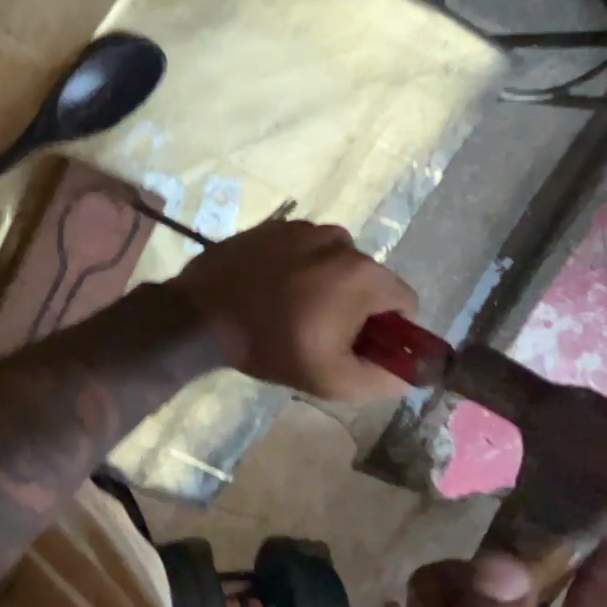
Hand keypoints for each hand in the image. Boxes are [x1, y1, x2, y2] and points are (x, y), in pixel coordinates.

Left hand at [168, 219, 417, 401]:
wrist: (199, 315)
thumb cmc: (270, 346)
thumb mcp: (332, 379)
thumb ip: (382, 379)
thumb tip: (407, 374)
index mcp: (364, 274)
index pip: (404, 303)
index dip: (387, 330)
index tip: (356, 345)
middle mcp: (339, 240)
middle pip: (367, 280)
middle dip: (354, 306)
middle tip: (317, 330)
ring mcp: (300, 228)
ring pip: (332, 261)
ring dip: (323, 283)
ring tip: (288, 309)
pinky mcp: (268, 227)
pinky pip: (299, 249)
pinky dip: (293, 266)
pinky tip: (268, 288)